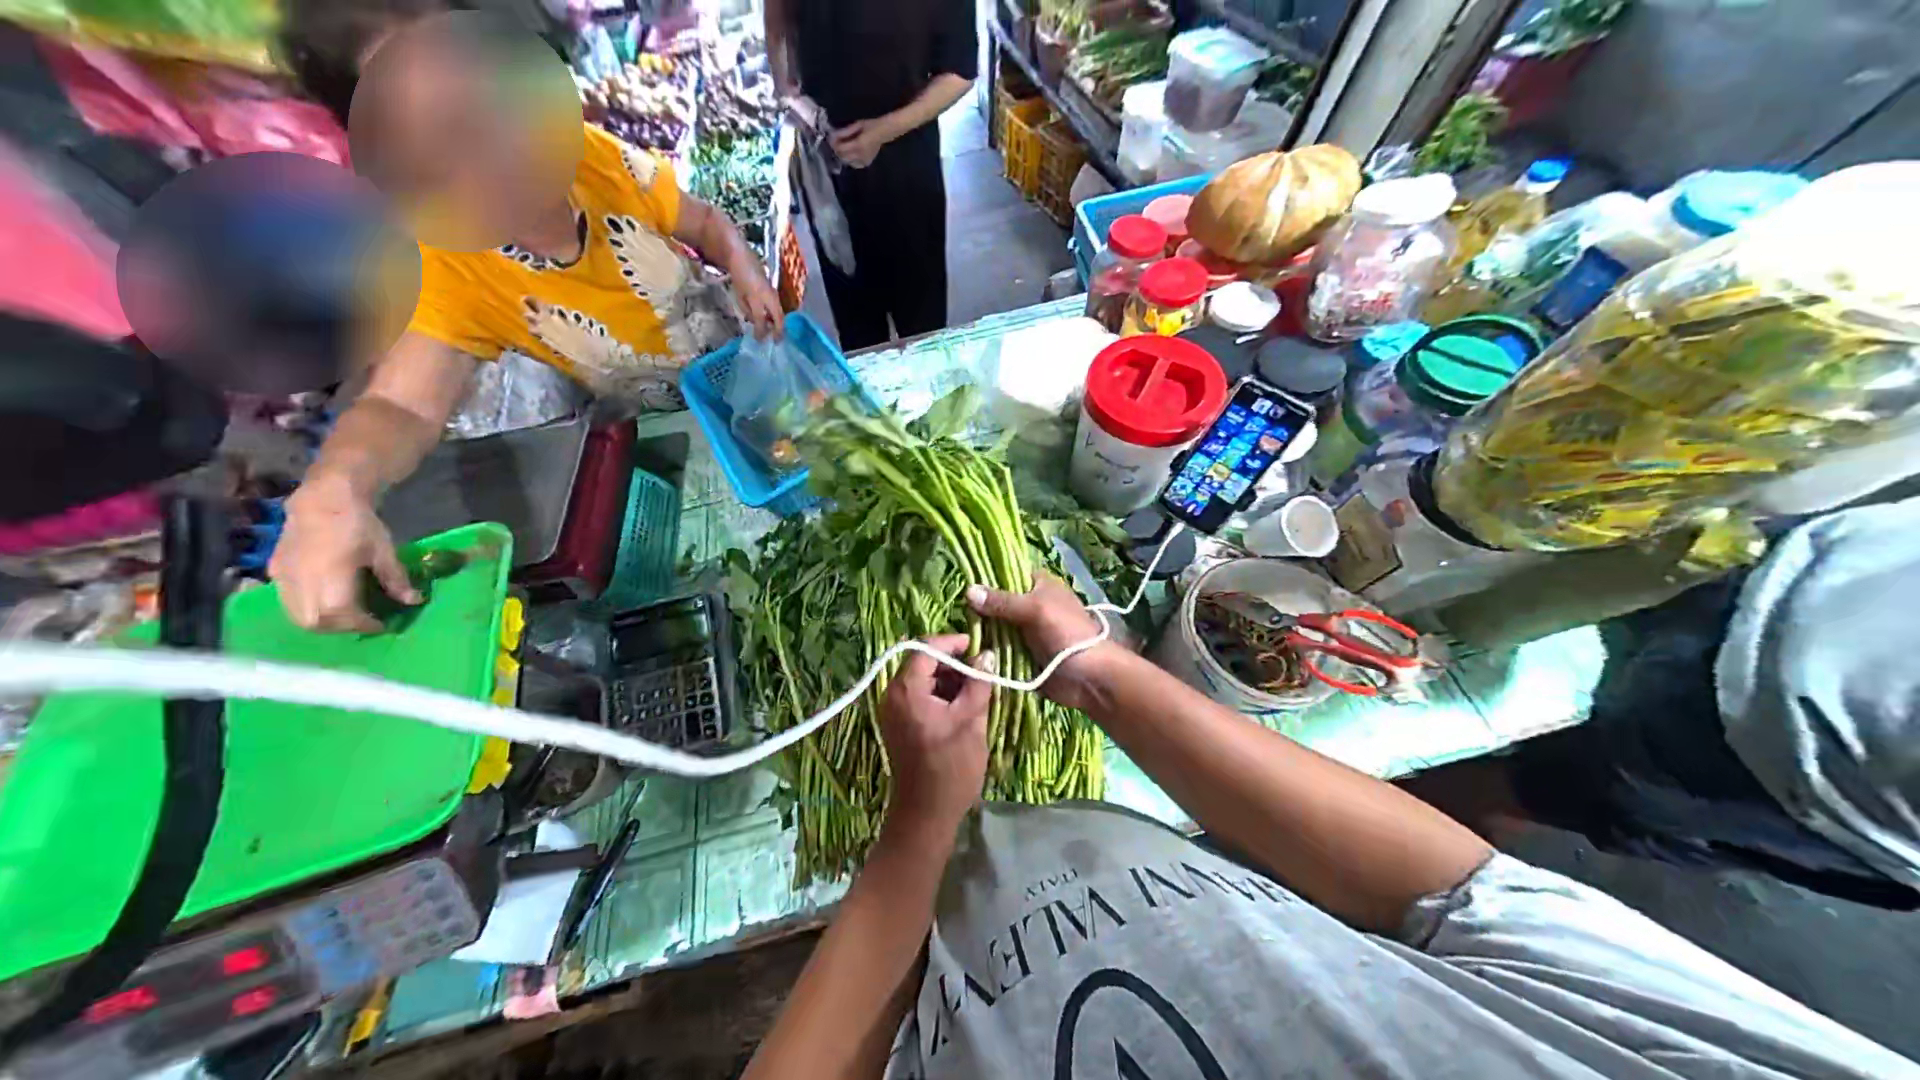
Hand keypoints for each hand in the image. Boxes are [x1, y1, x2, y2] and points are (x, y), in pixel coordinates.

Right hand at [269, 474, 418, 632]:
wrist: (325, 500)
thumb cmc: (359, 525)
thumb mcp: (385, 553)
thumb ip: (396, 580)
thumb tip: (413, 601)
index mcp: (329, 576)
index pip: (339, 613)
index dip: (361, 624)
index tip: (381, 624)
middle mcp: (300, 581)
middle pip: (314, 621)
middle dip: (342, 627)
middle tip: (365, 621)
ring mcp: (283, 577)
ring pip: (297, 616)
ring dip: (324, 623)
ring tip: (349, 615)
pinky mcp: (274, 572)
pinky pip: (287, 603)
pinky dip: (307, 611)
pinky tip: (328, 604)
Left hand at [731, 259, 783, 339]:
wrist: (743, 259)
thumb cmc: (739, 278)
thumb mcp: (739, 296)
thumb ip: (747, 310)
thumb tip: (754, 321)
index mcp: (757, 298)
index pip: (761, 319)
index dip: (760, 331)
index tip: (759, 340)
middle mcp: (769, 297)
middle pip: (778, 318)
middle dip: (778, 330)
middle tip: (777, 341)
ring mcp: (774, 294)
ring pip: (780, 313)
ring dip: (779, 324)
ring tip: (776, 333)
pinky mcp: (775, 292)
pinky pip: (778, 307)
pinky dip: (777, 316)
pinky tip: (773, 321)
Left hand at [830, 119, 891, 168]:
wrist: (884, 132)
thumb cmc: (871, 125)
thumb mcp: (856, 126)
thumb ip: (845, 132)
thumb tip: (833, 136)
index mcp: (858, 145)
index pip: (841, 149)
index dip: (833, 144)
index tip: (830, 138)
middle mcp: (861, 156)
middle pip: (843, 157)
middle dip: (837, 150)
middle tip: (835, 143)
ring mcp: (864, 161)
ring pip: (848, 162)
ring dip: (843, 155)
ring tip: (843, 148)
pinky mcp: (866, 163)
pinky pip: (854, 164)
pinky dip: (850, 160)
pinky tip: (851, 154)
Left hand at [881, 634, 992, 833]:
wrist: (926, 813)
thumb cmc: (950, 767)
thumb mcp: (971, 720)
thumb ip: (978, 683)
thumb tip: (987, 655)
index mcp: (906, 690)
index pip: (926, 648)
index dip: (952, 642)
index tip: (977, 644)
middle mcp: (892, 694)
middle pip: (922, 662)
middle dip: (952, 662)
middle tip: (981, 668)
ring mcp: (892, 710)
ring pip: (922, 679)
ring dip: (948, 678)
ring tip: (977, 687)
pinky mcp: (898, 723)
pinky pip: (919, 696)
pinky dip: (939, 693)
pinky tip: (963, 704)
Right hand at [967, 575, 1121, 711]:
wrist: (1089, 679)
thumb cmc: (1068, 634)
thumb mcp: (1036, 610)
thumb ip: (1003, 601)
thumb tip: (968, 590)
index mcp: (1039, 585)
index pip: (1007, 573)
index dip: (986, 577)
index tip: (960, 582)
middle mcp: (1031, 604)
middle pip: (997, 602)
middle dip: (978, 608)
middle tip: (953, 612)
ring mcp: (1025, 630)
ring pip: (995, 625)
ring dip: (980, 631)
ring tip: (955, 632)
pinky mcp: (1022, 652)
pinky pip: (998, 647)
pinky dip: (987, 649)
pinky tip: (966, 649)